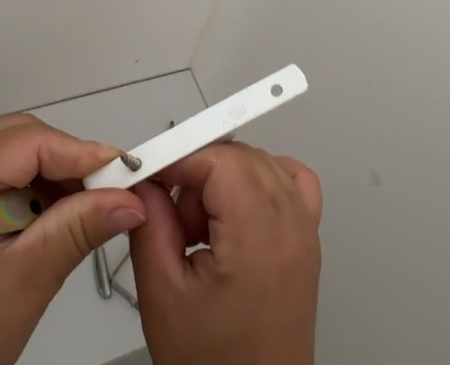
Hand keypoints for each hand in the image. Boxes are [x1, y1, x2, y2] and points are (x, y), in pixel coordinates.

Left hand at [0, 114, 146, 364]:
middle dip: (64, 158)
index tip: (125, 174)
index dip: (81, 152)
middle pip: (18, 136)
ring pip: (7, 153)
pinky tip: (46, 221)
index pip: (30, 139)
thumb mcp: (27, 279)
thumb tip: (133, 200)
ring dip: (47, 172)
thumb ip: (79, 228)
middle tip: (102, 194)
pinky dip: (25, 189)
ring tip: (79, 210)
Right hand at [128, 142, 322, 364]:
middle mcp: (292, 228)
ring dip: (224, 179)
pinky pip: (291, 182)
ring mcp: (305, 232)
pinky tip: (233, 214)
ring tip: (199, 227)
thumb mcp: (161, 293)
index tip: (152, 175)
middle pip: (241, 156)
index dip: (181, 159)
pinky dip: (260, 183)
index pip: (221, 159)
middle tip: (171, 213)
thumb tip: (143, 182)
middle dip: (198, 173)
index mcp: (259, 240)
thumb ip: (150, 225)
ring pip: (263, 163)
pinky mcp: (307, 240)